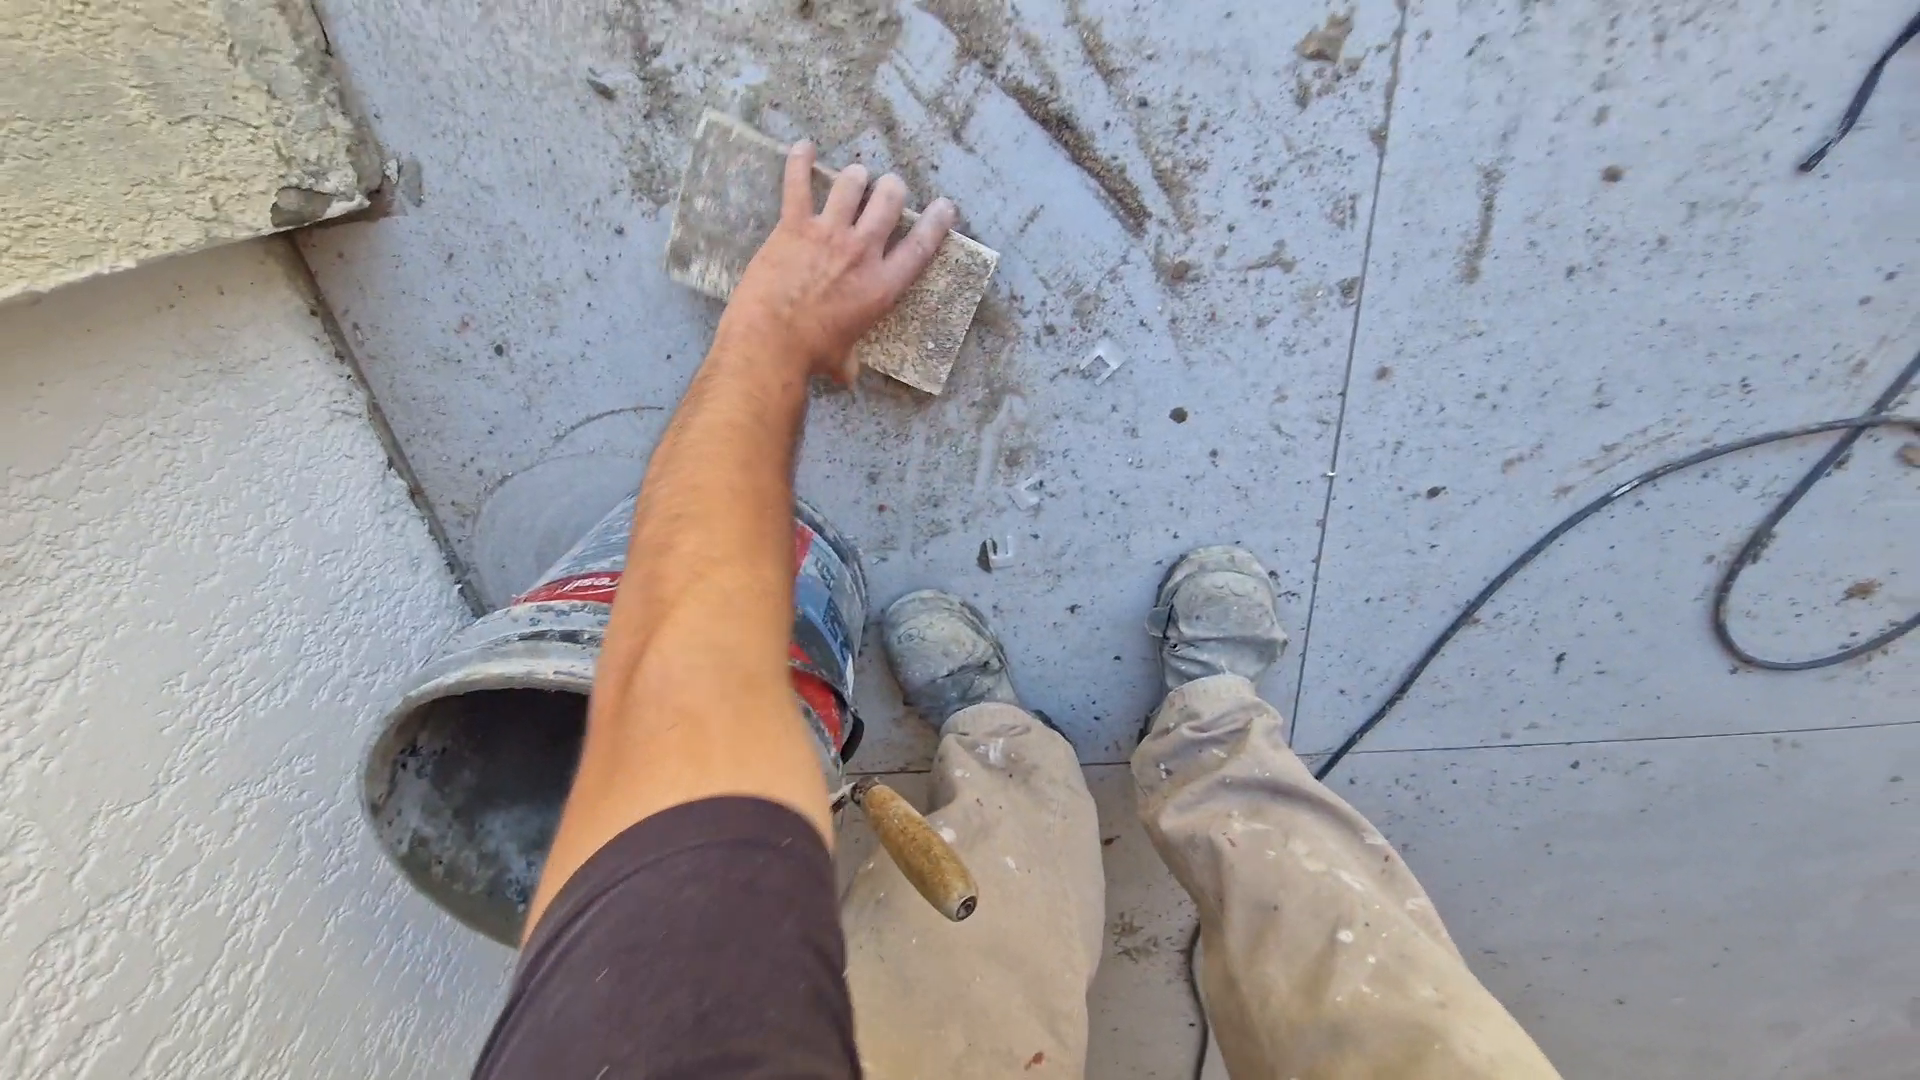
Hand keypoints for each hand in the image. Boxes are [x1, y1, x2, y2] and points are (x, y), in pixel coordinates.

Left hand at [718, 141, 957, 382]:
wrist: (771, 342)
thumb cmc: (811, 356)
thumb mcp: (844, 361)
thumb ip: (851, 360)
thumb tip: (848, 375)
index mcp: (882, 287)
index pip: (920, 246)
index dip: (937, 222)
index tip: (945, 207)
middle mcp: (862, 252)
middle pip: (889, 201)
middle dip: (892, 190)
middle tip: (888, 191)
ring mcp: (829, 233)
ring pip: (852, 182)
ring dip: (856, 176)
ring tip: (854, 176)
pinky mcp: (794, 225)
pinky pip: (799, 181)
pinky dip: (801, 161)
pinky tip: (803, 147)